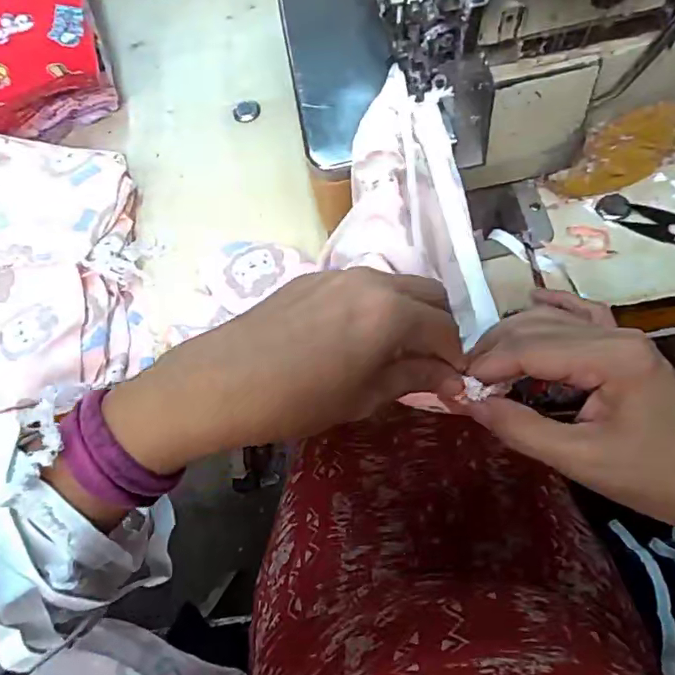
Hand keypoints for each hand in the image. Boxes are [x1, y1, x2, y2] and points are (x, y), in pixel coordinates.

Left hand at [103, 268, 465, 471]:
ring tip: (394, 352)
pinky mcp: (312, 277)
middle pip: (429, 294)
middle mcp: (372, 280)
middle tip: (429, 364)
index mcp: (391, 312)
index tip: (455, 381)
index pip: (445, 329)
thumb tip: (452, 379)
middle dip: (439, 327)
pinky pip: (361, 286)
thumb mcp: (362, 397)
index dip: (456, 357)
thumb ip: (412, 378)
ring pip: (395, 285)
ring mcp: (339, 274)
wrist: (218, 383)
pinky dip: (376, 307)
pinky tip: (356, 338)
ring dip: (408, 313)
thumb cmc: (295, 401)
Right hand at [462, 291, 674, 541]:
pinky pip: (584, 319)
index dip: (485, 365)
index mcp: (612, 355)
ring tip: (482, 367)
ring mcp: (626, 338)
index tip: (452, 386)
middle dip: (494, 351)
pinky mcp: (629, 350)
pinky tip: (532, 301)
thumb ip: (519, 427)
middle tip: (461, 382)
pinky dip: (553, 314)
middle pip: (538, 328)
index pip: (529, 347)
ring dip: (515, 338)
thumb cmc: (655, 479)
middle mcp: (618, 334)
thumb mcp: (580, 459)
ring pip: (556, 322)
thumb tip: (467, 403)